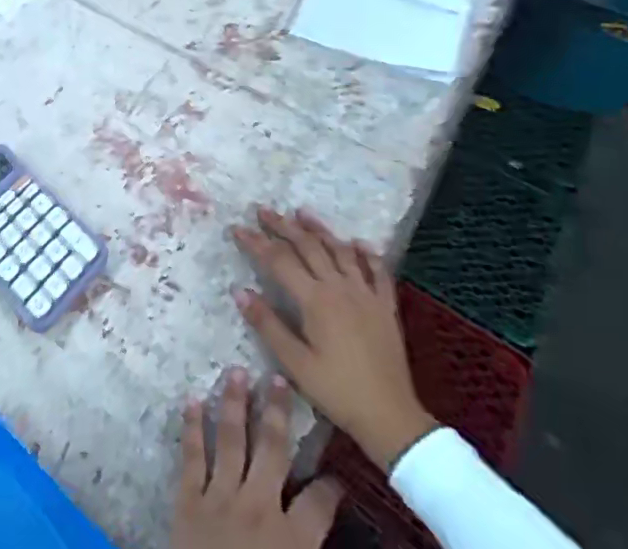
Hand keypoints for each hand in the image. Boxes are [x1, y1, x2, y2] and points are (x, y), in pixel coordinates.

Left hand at [173, 369, 340, 548]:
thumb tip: (334, 509)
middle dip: (277, 411)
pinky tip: (191, 398)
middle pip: (272, 449)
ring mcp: (219, 496)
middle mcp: (259, 506)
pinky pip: (191, 454)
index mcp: (294, 538)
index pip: (322, 501)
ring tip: (236, 371)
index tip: (335, 472)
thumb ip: (314, 544)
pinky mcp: (187, 497)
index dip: (332, 485)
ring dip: (234, 403)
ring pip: (230, 439)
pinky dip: (191, 425)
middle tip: (279, 378)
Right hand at [231, 208, 438, 471]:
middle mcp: (341, 289)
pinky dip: (367, 254)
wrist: (391, 417)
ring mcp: (367, 296)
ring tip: (302, 213)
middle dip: (283, 226)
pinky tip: (357, 243)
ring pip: (341, 252)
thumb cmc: (336, 390)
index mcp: (315, 300)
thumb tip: (240, 291)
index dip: (256, 242)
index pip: (279, 261)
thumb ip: (267, 323)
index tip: (237, 228)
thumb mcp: (294, 361)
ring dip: (320, 230)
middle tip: (263, 211)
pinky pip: (378, 273)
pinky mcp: (386, 309)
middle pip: (308, 247)